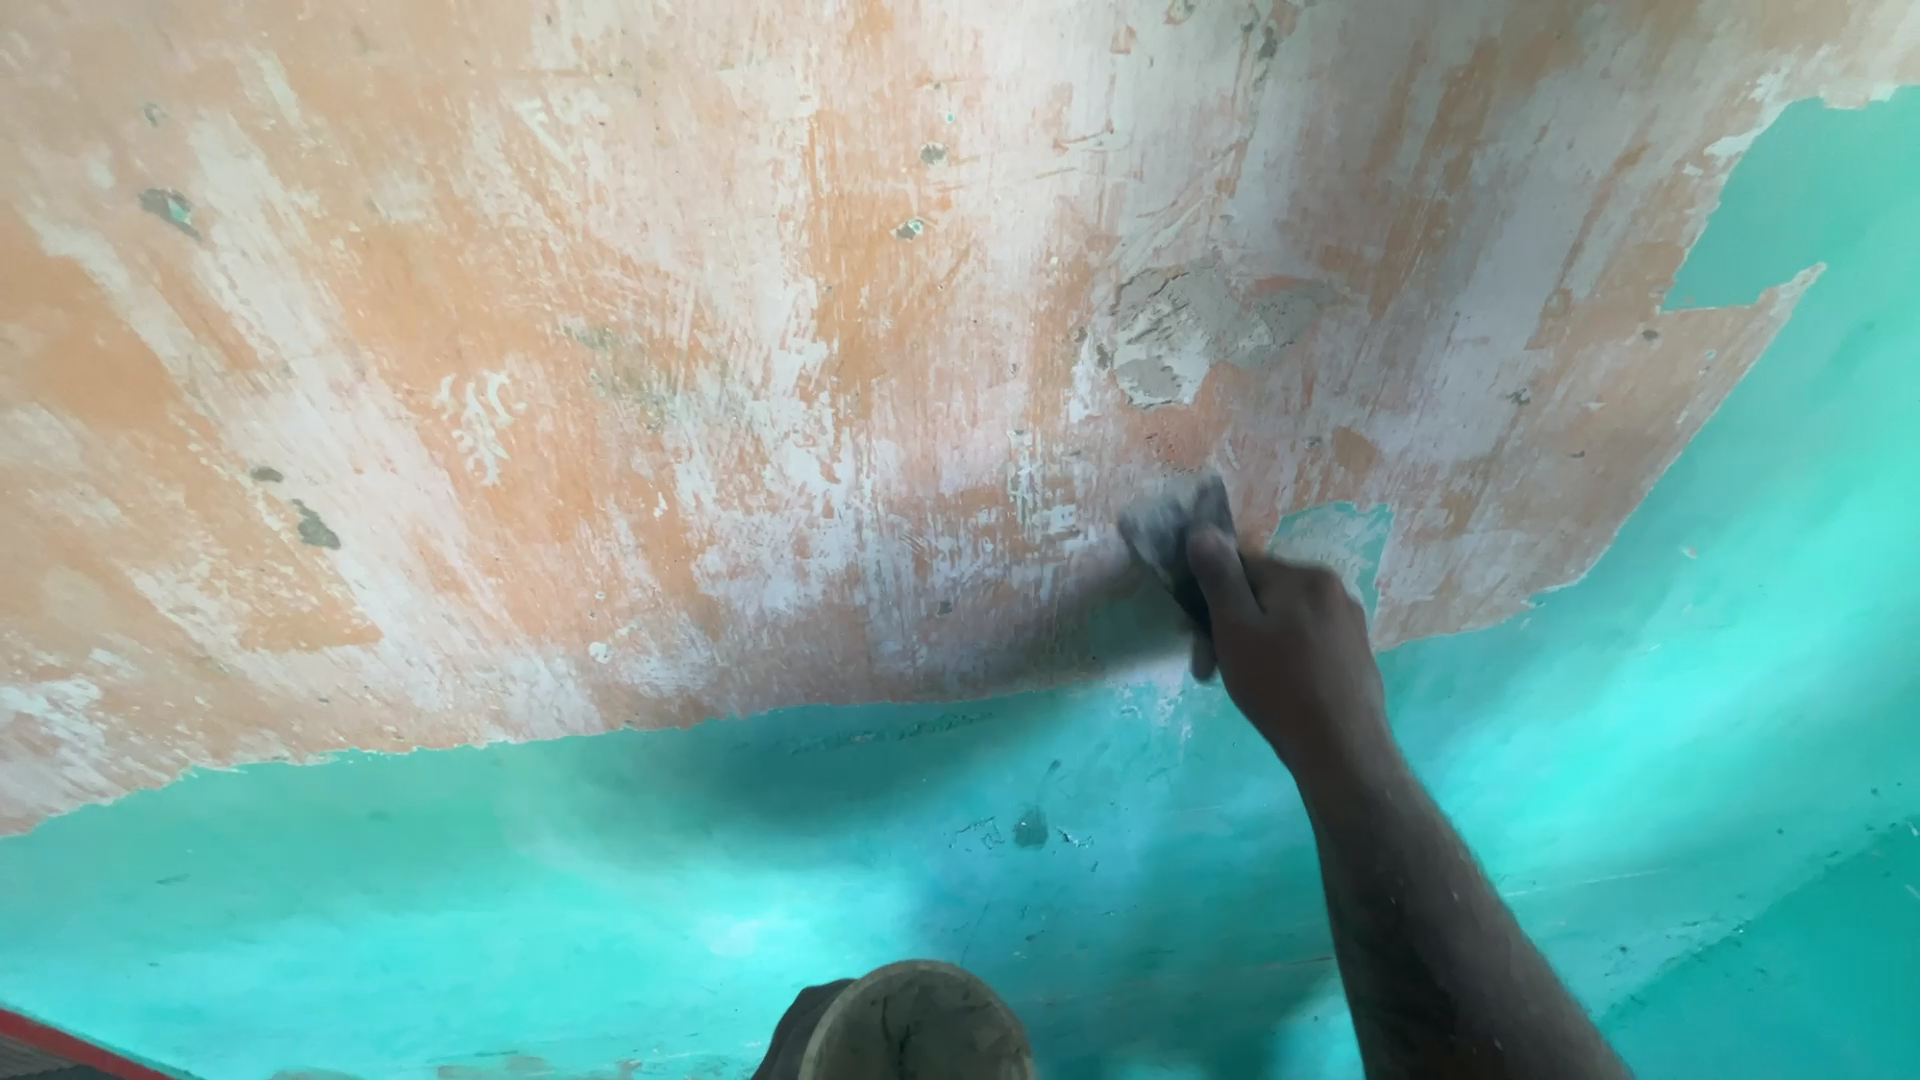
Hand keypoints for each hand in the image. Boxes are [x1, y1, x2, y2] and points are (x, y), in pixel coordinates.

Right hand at [1186, 528, 1391, 772]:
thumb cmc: (1278, 685)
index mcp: (1304, 576)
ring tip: (1239, 684)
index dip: (1211, 602)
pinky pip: (1303, 643)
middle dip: (1229, 628)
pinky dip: (1280, 659)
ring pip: (1280, 622)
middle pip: (1260, 596)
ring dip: (1251, 646)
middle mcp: (1332, 590)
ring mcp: (1348, 623)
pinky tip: (1273, 690)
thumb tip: (1202, 531)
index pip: (1240, 568)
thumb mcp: (1234, 627)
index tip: (1198, 640)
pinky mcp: (1354, 655)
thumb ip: (1218, 577)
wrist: (1341, 750)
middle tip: (1211, 670)